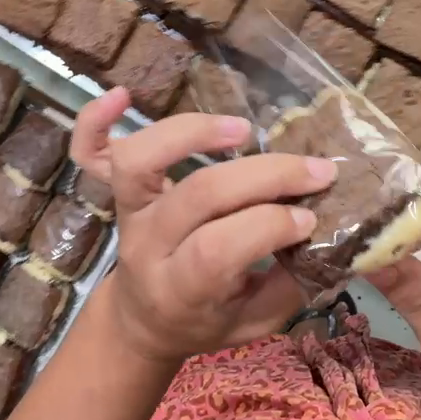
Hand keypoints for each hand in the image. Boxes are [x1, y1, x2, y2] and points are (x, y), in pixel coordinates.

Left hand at [70, 88, 333, 363]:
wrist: (144, 320)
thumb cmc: (205, 321)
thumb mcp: (253, 325)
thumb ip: (288, 285)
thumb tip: (331, 231)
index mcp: (178, 290)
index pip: (215, 250)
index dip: (267, 227)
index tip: (309, 218)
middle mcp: (146, 246)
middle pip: (196, 195)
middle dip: (264, 176)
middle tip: (315, 169)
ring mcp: (128, 213)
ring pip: (139, 161)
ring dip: (191, 133)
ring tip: (243, 130)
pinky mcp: (117, 191)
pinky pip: (89, 152)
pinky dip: (95, 121)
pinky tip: (123, 94)